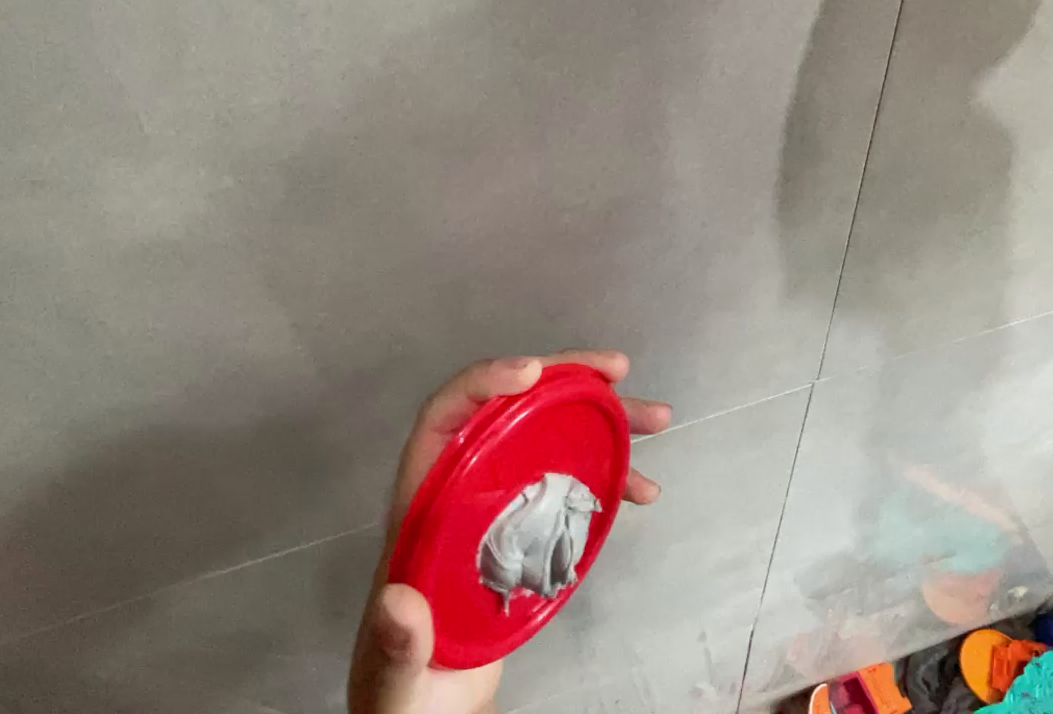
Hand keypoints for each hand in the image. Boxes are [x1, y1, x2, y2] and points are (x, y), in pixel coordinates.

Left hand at [346, 351, 672, 713]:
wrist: (430, 704)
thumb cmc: (402, 684)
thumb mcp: (396, 673)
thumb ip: (396, 645)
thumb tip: (399, 603)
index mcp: (425, 500)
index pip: (445, 417)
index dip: (485, 382)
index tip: (533, 373)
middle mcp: (466, 485)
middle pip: (515, 411)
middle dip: (567, 383)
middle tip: (619, 372)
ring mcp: (503, 503)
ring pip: (554, 439)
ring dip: (604, 422)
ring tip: (656, 419)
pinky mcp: (532, 528)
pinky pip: (574, 483)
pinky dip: (610, 478)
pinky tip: (642, 488)